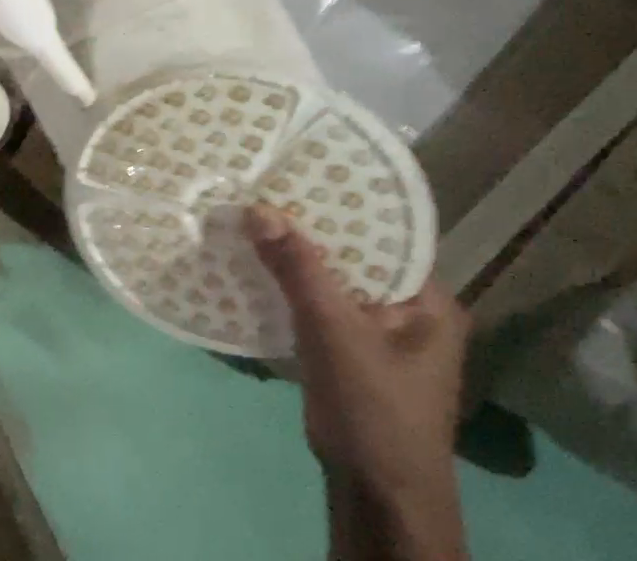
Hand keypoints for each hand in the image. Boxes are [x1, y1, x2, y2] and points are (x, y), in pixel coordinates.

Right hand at [246, 204, 468, 498]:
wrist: (377, 488)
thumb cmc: (373, 407)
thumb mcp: (335, 333)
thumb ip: (299, 271)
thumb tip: (258, 209)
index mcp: (427, 302)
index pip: (380, 238)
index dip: (333, 207)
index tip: (285, 178)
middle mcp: (407, 311)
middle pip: (348, 258)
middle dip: (299, 233)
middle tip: (250, 197)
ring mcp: (376, 334)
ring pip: (325, 283)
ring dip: (285, 262)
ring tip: (239, 226)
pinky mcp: (345, 352)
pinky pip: (311, 307)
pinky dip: (282, 291)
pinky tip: (245, 273)